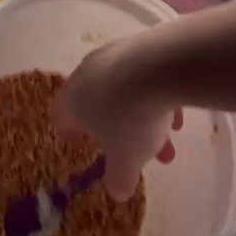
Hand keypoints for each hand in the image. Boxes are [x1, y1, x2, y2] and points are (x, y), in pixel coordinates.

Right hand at [54, 39, 180, 201]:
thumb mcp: (125, 162)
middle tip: (135, 152)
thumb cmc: (130, 119)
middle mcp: (86, 74)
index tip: (82, 145)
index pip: (60, 117)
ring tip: (168, 140)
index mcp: (73, 101)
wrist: (158, 67)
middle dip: (116, 131)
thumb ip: (118, 179)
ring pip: (122, 91)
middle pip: (96, 105)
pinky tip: (176, 113)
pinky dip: (154, 94)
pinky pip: (140, 75)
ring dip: (140, 116)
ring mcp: (111, 55)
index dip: (70, 133)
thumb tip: (117, 191)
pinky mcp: (137, 44)